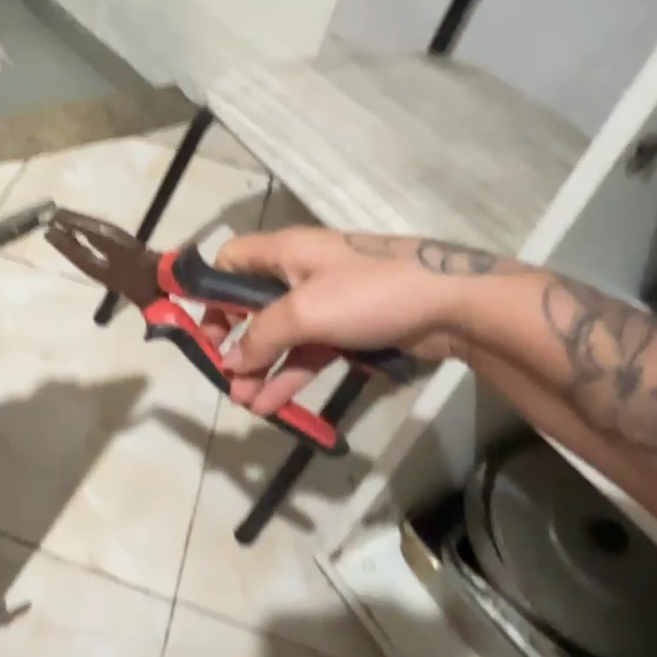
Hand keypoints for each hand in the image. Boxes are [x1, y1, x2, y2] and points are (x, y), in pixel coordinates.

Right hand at [205, 228, 512, 414]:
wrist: (453, 304)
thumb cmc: (369, 293)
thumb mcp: (305, 312)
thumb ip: (261, 336)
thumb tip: (229, 361)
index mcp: (285, 251)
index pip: (231, 260)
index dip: (211, 291)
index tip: (202, 328)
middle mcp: (300, 272)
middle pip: (252, 304)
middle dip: (236, 341)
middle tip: (222, 373)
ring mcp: (326, 302)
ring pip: (281, 335)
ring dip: (262, 367)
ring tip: (244, 401)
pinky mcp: (348, 329)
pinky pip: (308, 352)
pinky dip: (291, 375)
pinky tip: (273, 405)